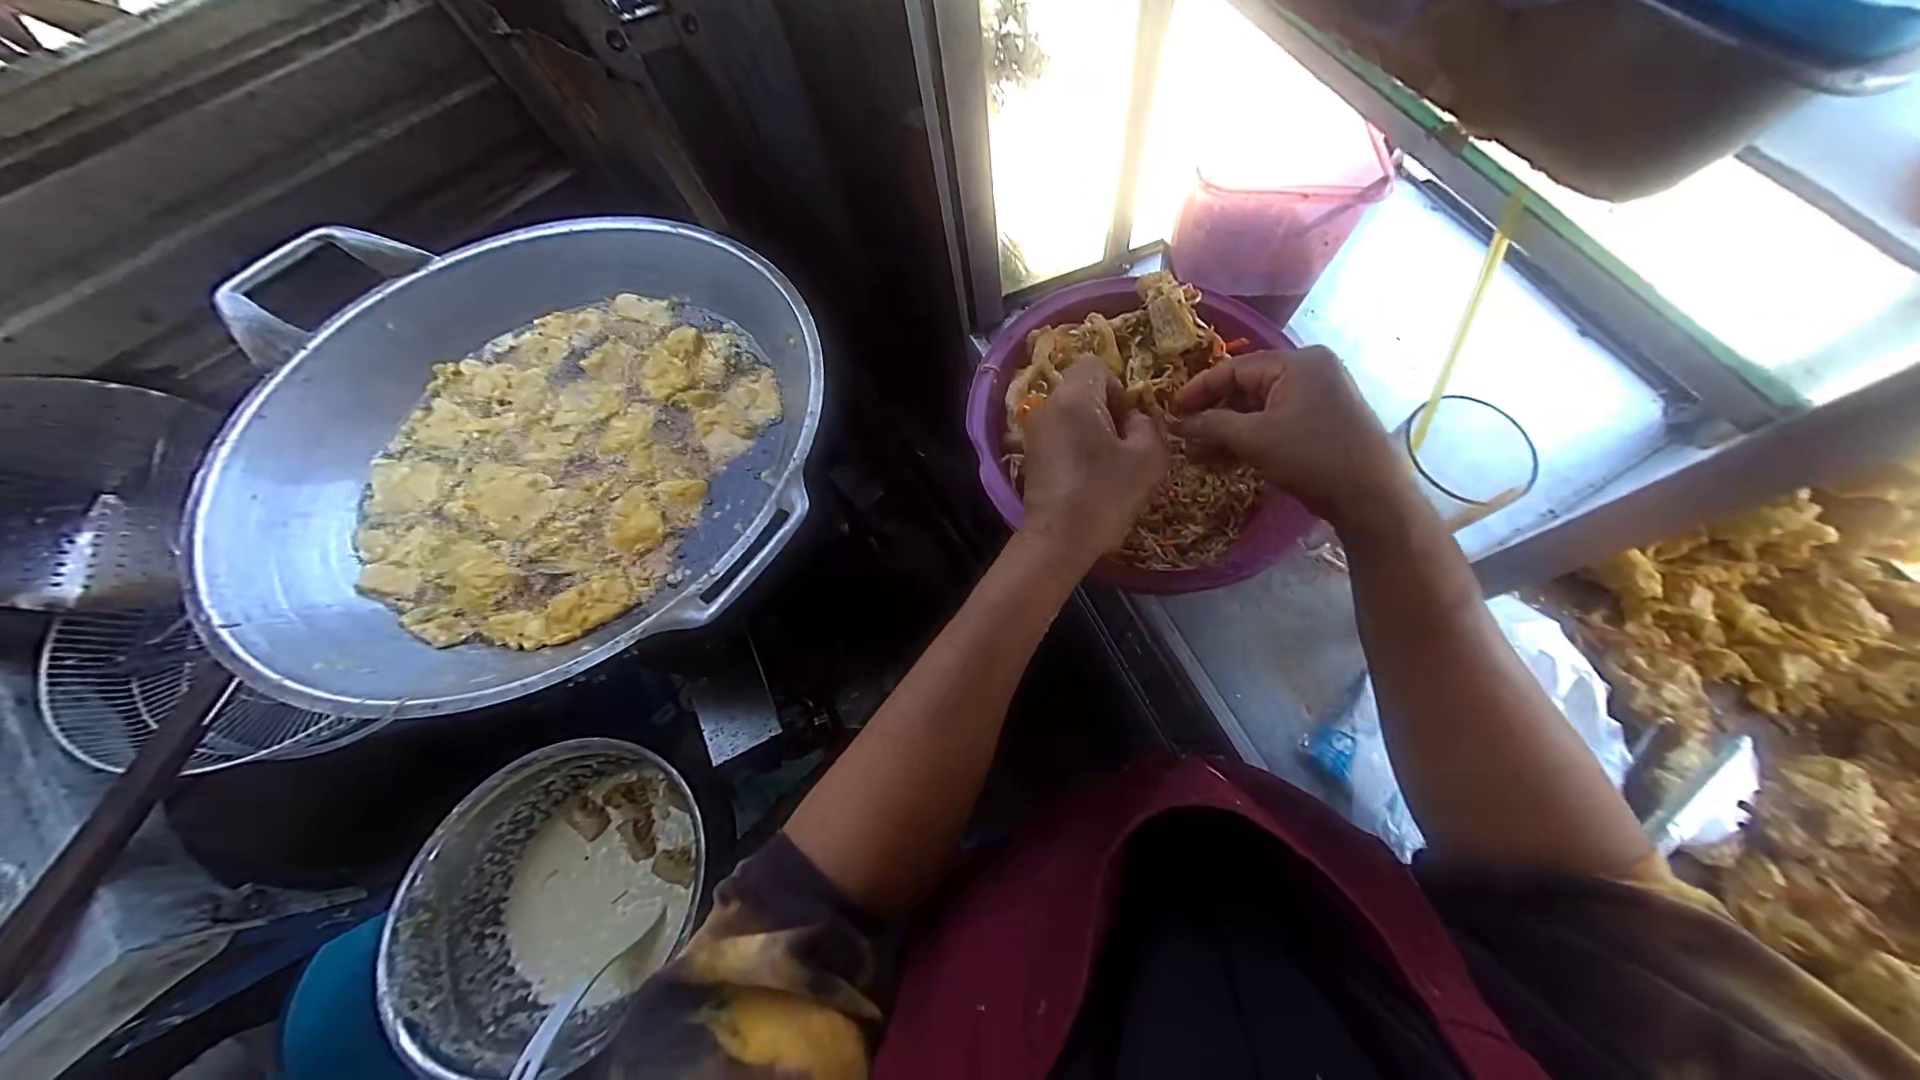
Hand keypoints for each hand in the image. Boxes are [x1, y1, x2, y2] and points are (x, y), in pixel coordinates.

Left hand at [1018, 355, 1166, 566]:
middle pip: (1081, 390)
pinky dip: (1075, 447)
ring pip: (1070, 415)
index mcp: (1073, 397)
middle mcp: (1047, 406)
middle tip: (1123, 444)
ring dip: (1091, 430)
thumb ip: (1148, 424)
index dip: (1118, 388)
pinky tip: (1087, 476)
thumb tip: (1133, 418)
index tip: (1128, 421)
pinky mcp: (1030, 456)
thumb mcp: (1148, 455)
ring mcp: (1034, 432)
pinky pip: (1058, 436)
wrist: (1059, 538)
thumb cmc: (1105, 493)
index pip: (1096, 365)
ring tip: (1107, 463)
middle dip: (1106, 410)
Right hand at [1172, 347, 1407, 529]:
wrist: (1370, 495)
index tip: (1171, 411)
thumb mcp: (1254, 438)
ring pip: (1257, 408)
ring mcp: (1316, 397)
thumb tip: (1178, 422)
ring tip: (1197, 453)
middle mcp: (1309, 371)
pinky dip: (1247, 438)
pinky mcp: (1318, 422)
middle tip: (1182, 435)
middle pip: (1245, 387)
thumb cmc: (1312, 456)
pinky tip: (1222, 459)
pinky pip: (1273, 422)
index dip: (1198, 390)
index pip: (1233, 368)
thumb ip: (1211, 424)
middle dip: (1211, 414)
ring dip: (1225, 430)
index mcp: (1296, 362)